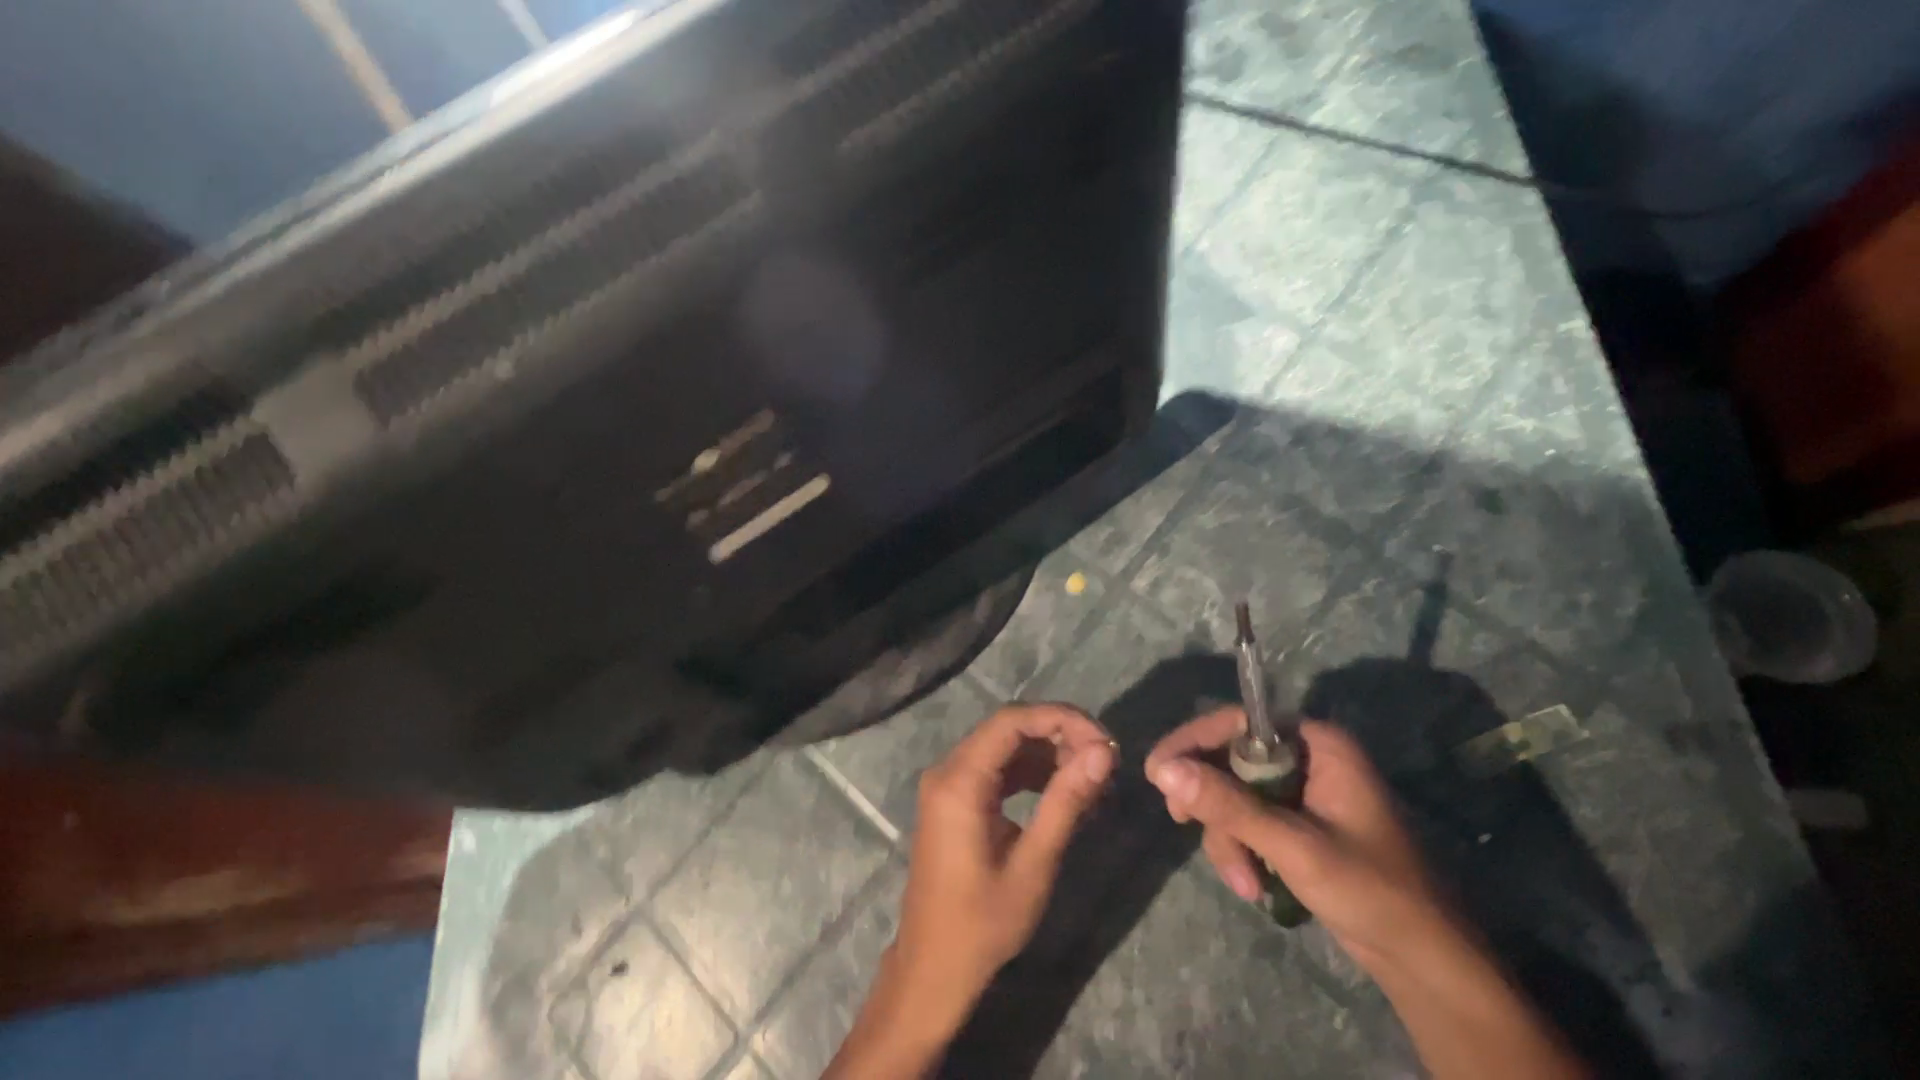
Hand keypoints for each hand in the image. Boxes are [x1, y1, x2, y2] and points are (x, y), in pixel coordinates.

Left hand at [892, 702, 1116, 1026]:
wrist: (935, 965)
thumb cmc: (983, 921)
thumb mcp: (1034, 863)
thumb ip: (1066, 801)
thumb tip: (1103, 751)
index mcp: (959, 781)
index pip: (1012, 721)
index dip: (1061, 719)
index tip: (1104, 741)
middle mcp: (947, 772)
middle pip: (1008, 729)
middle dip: (1059, 736)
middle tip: (1104, 761)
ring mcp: (947, 786)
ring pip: (1004, 748)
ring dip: (1048, 755)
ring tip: (1093, 779)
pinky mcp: (954, 802)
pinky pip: (995, 771)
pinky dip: (1030, 775)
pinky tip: (1065, 793)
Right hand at [1145, 708, 1448, 974]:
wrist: (1421, 957)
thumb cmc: (1369, 890)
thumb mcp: (1292, 846)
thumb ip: (1228, 806)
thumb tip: (1163, 770)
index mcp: (1319, 745)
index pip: (1239, 723)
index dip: (1194, 743)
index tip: (1157, 773)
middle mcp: (1309, 759)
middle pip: (1231, 762)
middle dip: (1216, 809)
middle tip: (1187, 829)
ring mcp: (1303, 794)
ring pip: (1235, 798)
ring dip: (1230, 840)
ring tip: (1246, 884)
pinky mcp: (1299, 826)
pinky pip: (1250, 822)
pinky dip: (1243, 851)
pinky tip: (1254, 885)